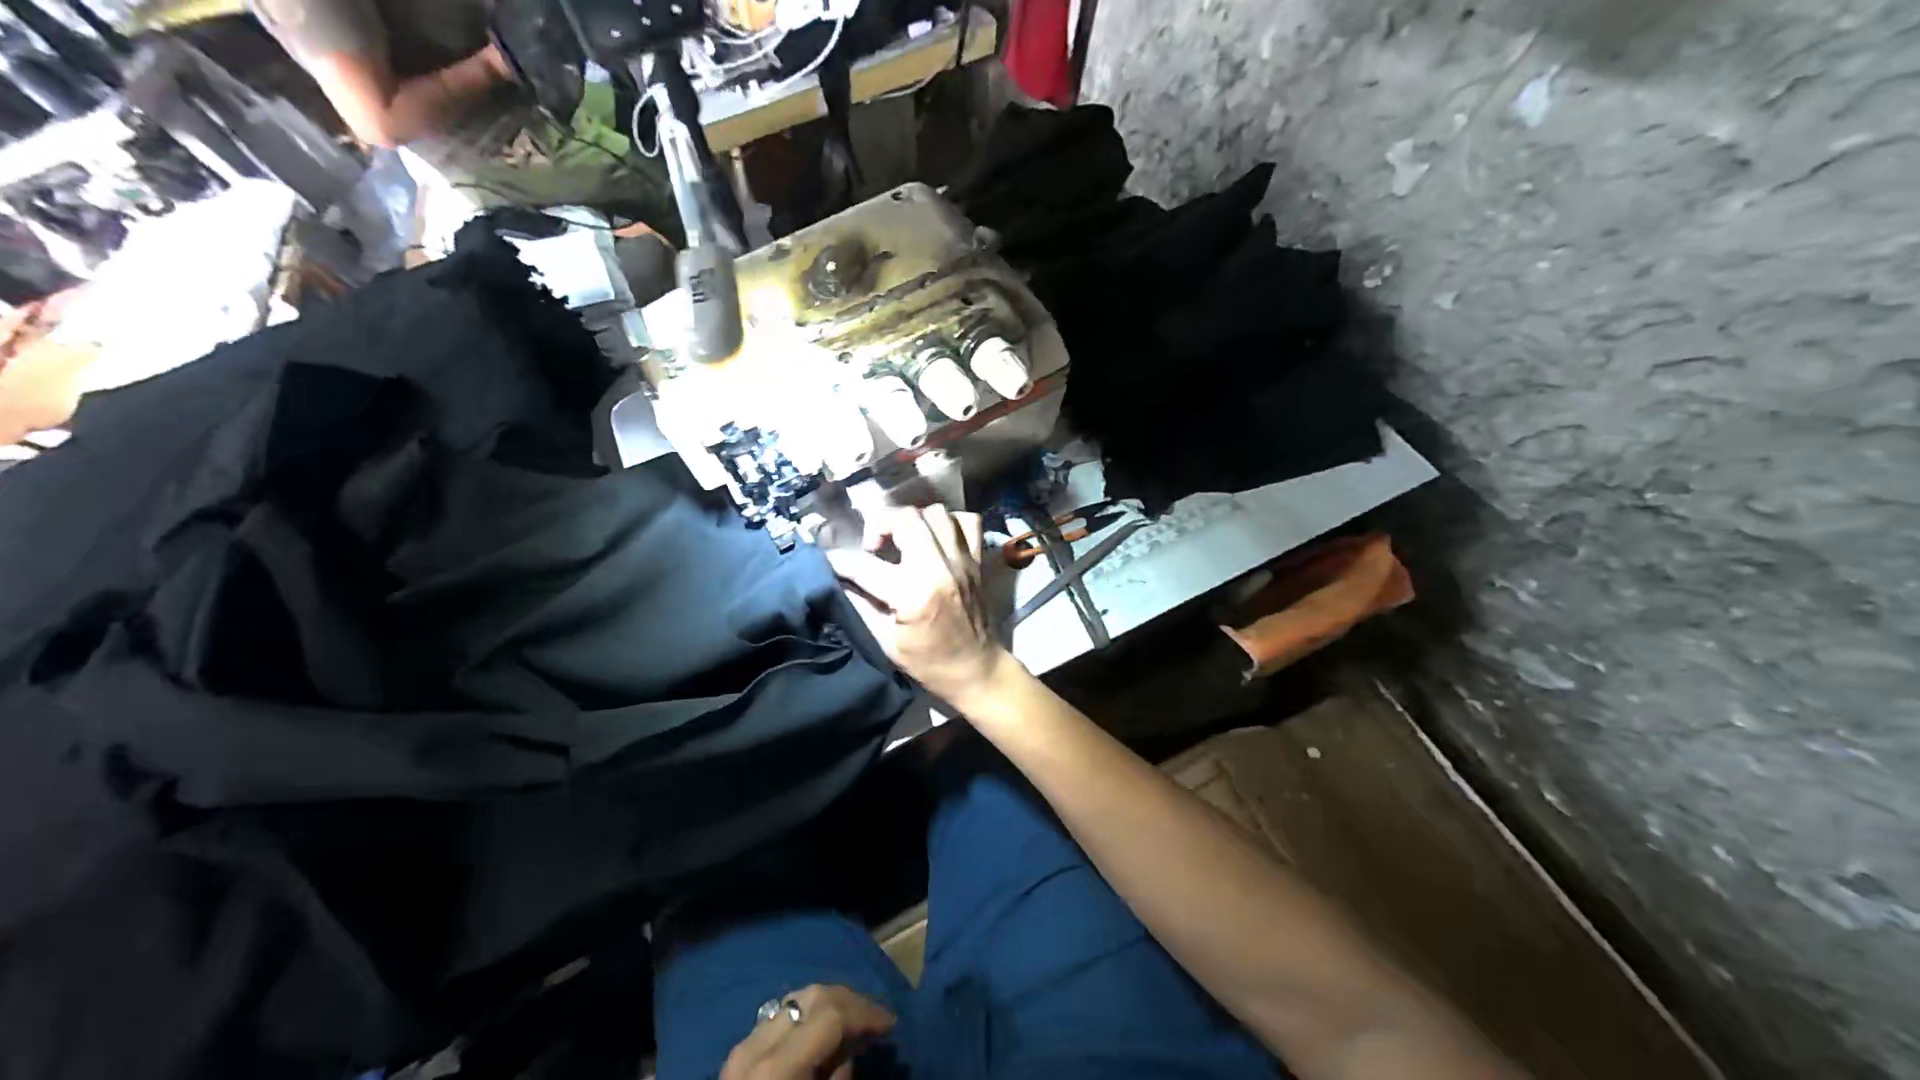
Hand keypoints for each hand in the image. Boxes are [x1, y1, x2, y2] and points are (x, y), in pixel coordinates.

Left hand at [720, 984, 896, 1079]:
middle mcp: (756, 1047)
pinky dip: (807, 1017)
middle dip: (851, 1002)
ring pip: (796, 1000)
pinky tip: (824, 1033)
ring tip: (854, 1023)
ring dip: (830, 1005)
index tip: (891, 1026)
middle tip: (877, 1020)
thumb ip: (839, 1076)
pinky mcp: (738, 1055)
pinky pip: (780, 1018)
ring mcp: (743, 1047)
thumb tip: (852, 1043)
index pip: (830, 1015)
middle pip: (812, 997)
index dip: (866, 1013)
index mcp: (776, 1070)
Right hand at [825, 505, 1013, 704]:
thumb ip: (860, 605)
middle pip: (906, 518)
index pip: (865, 564)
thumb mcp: (885, 642)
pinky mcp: (977, 560)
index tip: (828, 560)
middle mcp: (941, 568)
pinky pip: (967, 521)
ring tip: (902, 539)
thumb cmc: (929, 662)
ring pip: (937, 512)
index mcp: (915, 593)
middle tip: (873, 548)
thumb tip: (838, 579)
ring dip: (913, 520)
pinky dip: (948, 522)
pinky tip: (934, 538)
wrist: (977, 670)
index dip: (839, 560)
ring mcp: (963, 560)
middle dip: (880, 524)